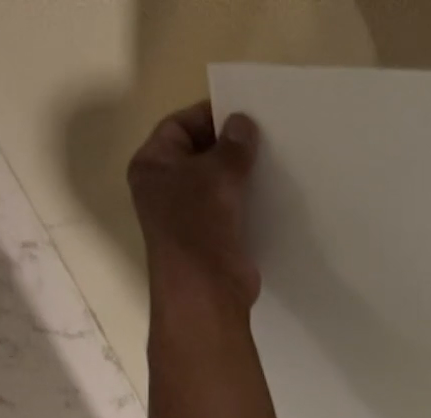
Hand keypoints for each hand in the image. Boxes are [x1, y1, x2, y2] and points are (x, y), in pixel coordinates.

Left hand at [127, 102, 261, 304]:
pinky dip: (254, 202)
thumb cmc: (198, 228)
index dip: (210, 116)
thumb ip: (231, 148)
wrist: (207, 292)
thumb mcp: (215, 177)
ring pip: (222, 184)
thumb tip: (243, 123)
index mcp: (153, 166)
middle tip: (268, 136)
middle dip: (232, 147)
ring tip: (278, 163)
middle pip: (202, 155)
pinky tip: (277, 195)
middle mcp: (168, 188)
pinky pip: (236, 210)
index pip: (179, 127)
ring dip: (246, 176)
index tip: (245, 112)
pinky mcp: (218, 238)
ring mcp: (193, 215)